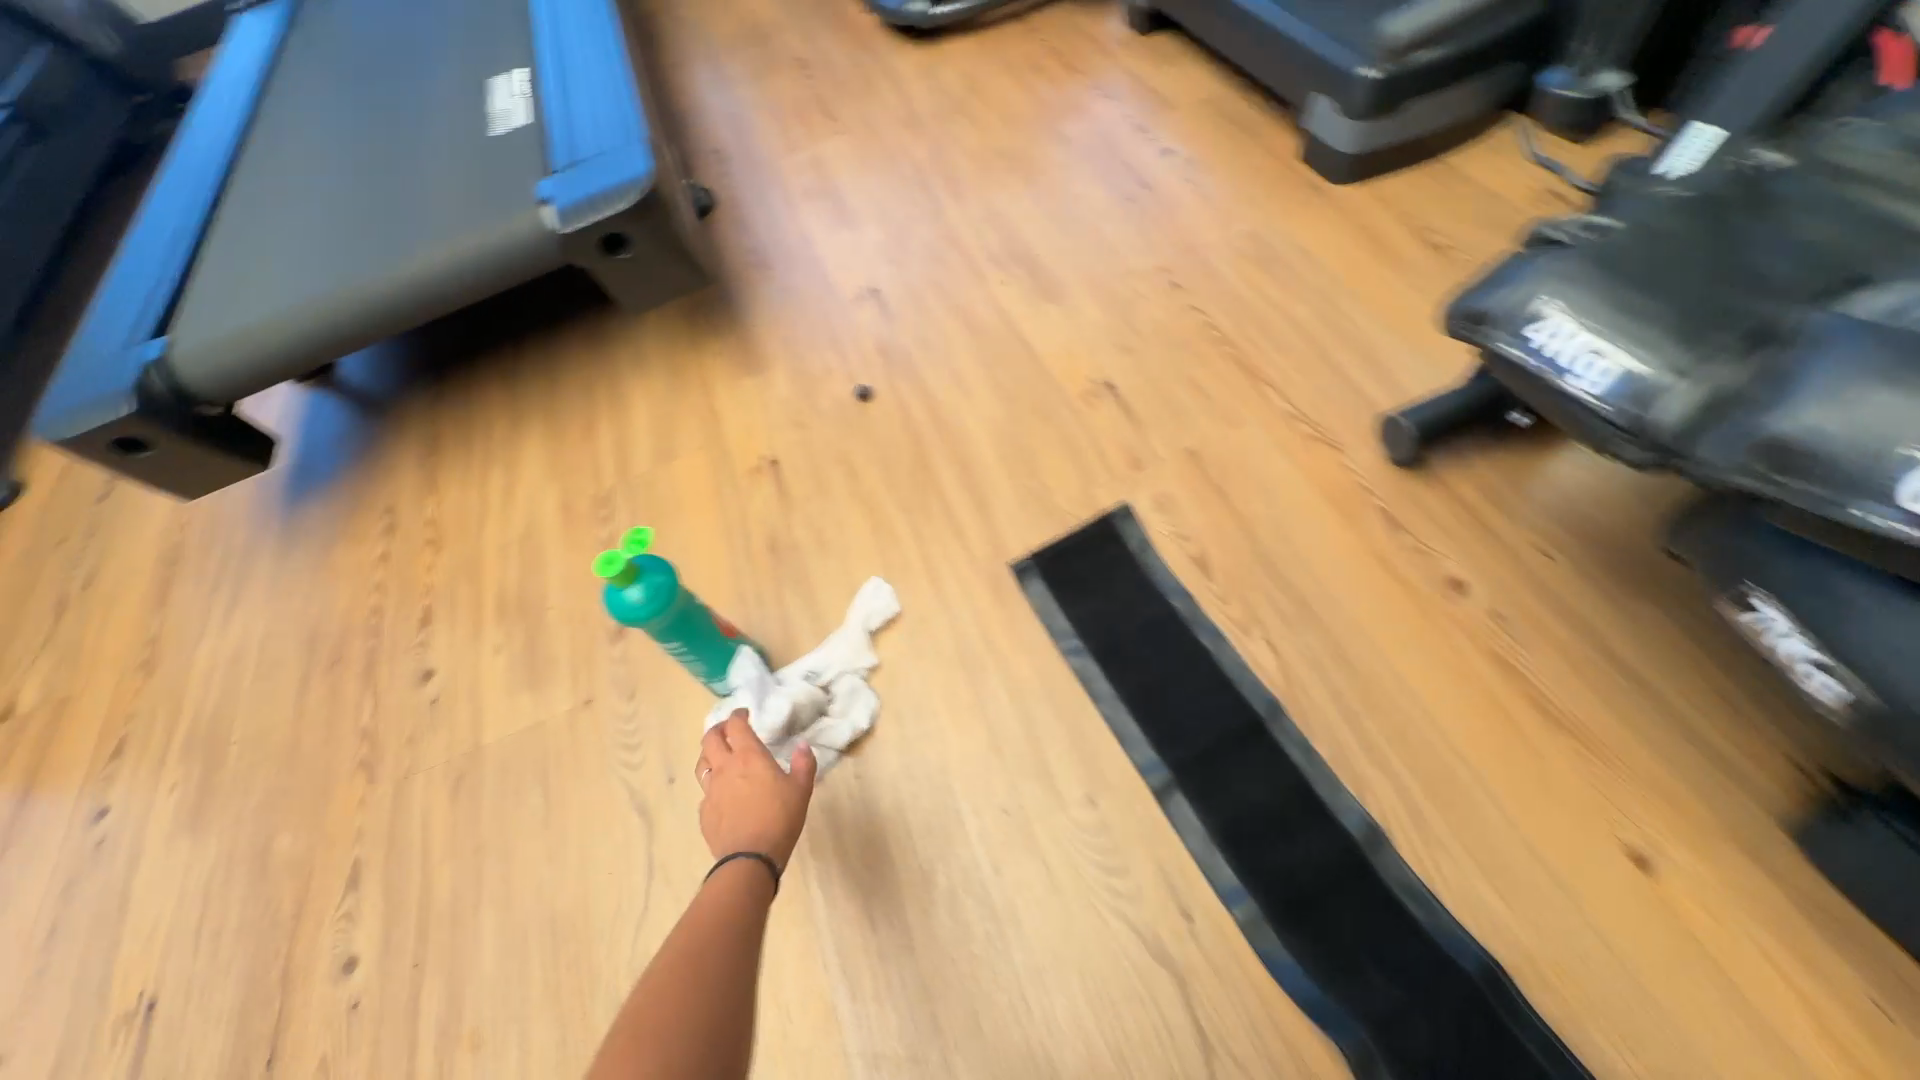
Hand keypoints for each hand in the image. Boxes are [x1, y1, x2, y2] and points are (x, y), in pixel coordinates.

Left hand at [695, 710, 816, 869]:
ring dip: (710, 754)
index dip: (738, 715)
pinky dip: (713, 785)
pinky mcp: (704, 811)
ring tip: (720, 757)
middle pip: (710, 738)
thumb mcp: (802, 789)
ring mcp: (711, 790)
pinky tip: (723, 794)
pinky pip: (705, 791)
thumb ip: (804, 763)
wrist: (750, 858)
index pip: (736, 725)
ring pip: (702, 762)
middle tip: (729, 731)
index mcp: (749, 757)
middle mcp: (725, 768)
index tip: (745, 714)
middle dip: (719, 729)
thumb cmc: (780, 818)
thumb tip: (802, 745)